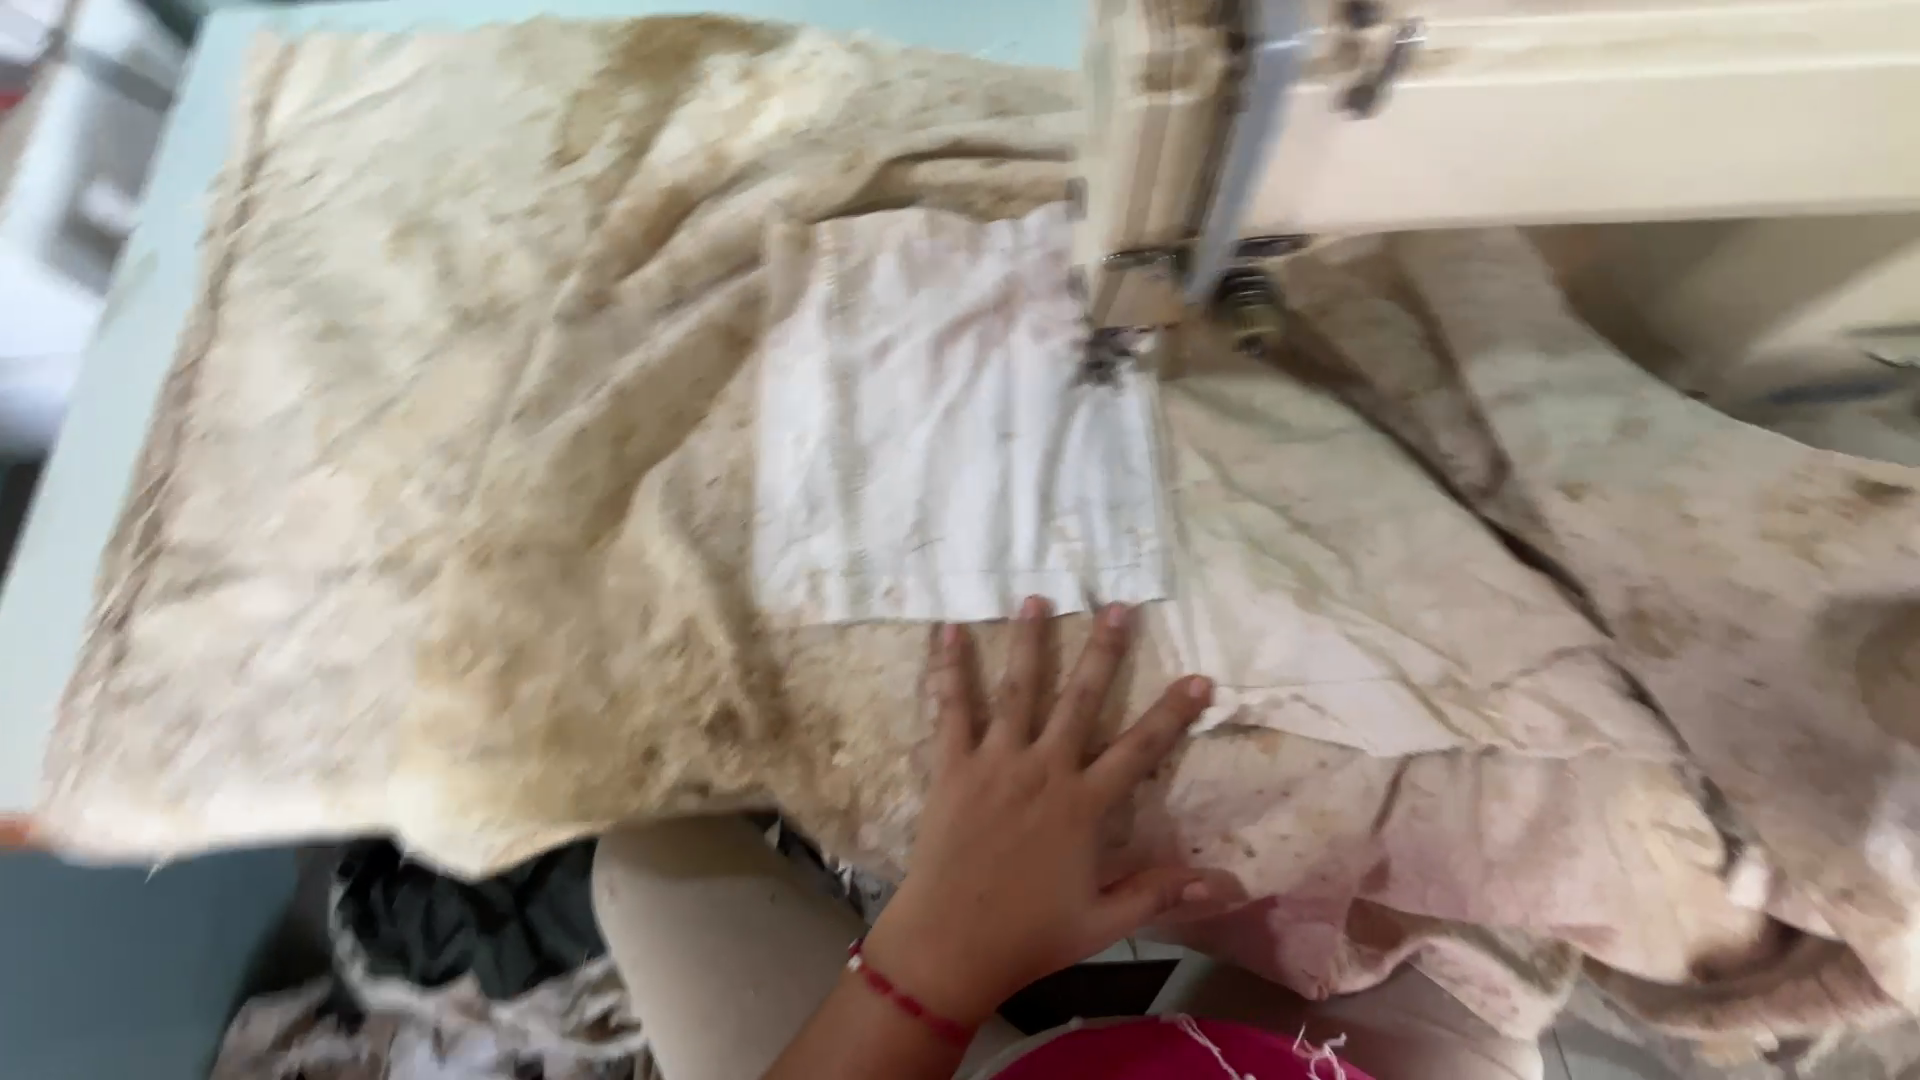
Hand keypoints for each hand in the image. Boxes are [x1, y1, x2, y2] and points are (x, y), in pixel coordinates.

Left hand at [862, 597, 1242, 1026]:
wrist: (949, 942)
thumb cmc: (1029, 935)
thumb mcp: (1104, 922)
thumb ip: (1160, 892)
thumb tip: (1227, 882)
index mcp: (1083, 805)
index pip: (1140, 749)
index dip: (1172, 713)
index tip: (1199, 678)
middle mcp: (1045, 770)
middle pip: (1081, 699)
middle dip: (1103, 651)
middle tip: (1117, 607)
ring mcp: (996, 762)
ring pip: (1019, 689)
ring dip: (1030, 641)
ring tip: (1036, 598)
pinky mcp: (954, 765)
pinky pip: (953, 708)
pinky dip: (951, 668)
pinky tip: (950, 630)